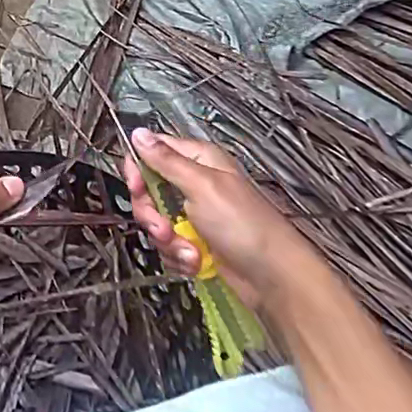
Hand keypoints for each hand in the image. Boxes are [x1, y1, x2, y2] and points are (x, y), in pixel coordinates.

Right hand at [123, 127, 328, 314]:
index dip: (138, 170)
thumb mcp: (202, 186)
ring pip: (155, 221)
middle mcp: (193, 184)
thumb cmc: (245, 227)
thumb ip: (166, 160)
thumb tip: (138, 132)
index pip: (151, 152)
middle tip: (165, 228)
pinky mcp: (194, 241)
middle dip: (151, 214)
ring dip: (167, 240)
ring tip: (190, 251)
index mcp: (198, 160)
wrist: (274, 279)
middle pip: (147, 191)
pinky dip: (177, 256)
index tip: (137, 188)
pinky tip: (195, 261)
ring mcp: (193, 214)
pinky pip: (167, 244)